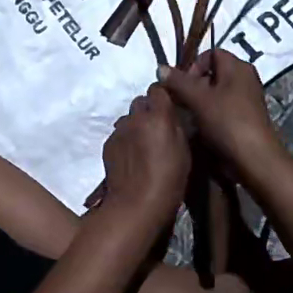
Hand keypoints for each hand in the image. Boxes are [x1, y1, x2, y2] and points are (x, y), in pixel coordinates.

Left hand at [100, 86, 189, 223]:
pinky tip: (131, 156)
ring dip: (135, 125)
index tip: (167, 107)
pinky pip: (119, 134)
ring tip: (143, 144)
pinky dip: (125, 139)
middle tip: (156, 128)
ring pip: (128, 118)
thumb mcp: (184, 150)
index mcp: (159, 116)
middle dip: (148, 110)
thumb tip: (172, 115)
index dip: (162, 97)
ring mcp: (119, 130)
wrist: (136, 202)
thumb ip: (177, 126)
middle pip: (140, 102)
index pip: (157, 89)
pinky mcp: (108, 143)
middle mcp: (136, 118)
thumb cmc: (169, 179)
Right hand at [159, 49, 284, 172]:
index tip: (181, 85)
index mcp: (237, 67)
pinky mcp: (244, 118)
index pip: (211, 53)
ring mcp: (246, 99)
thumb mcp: (199, 99)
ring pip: (215, 93)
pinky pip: (221, 108)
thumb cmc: (227, 122)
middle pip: (212, 73)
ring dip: (198, 102)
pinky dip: (208, 114)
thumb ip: (178, 82)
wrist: (253, 158)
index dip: (193, 65)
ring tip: (186, 116)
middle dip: (192, 85)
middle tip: (178, 101)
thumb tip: (160, 68)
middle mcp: (244, 79)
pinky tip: (198, 127)